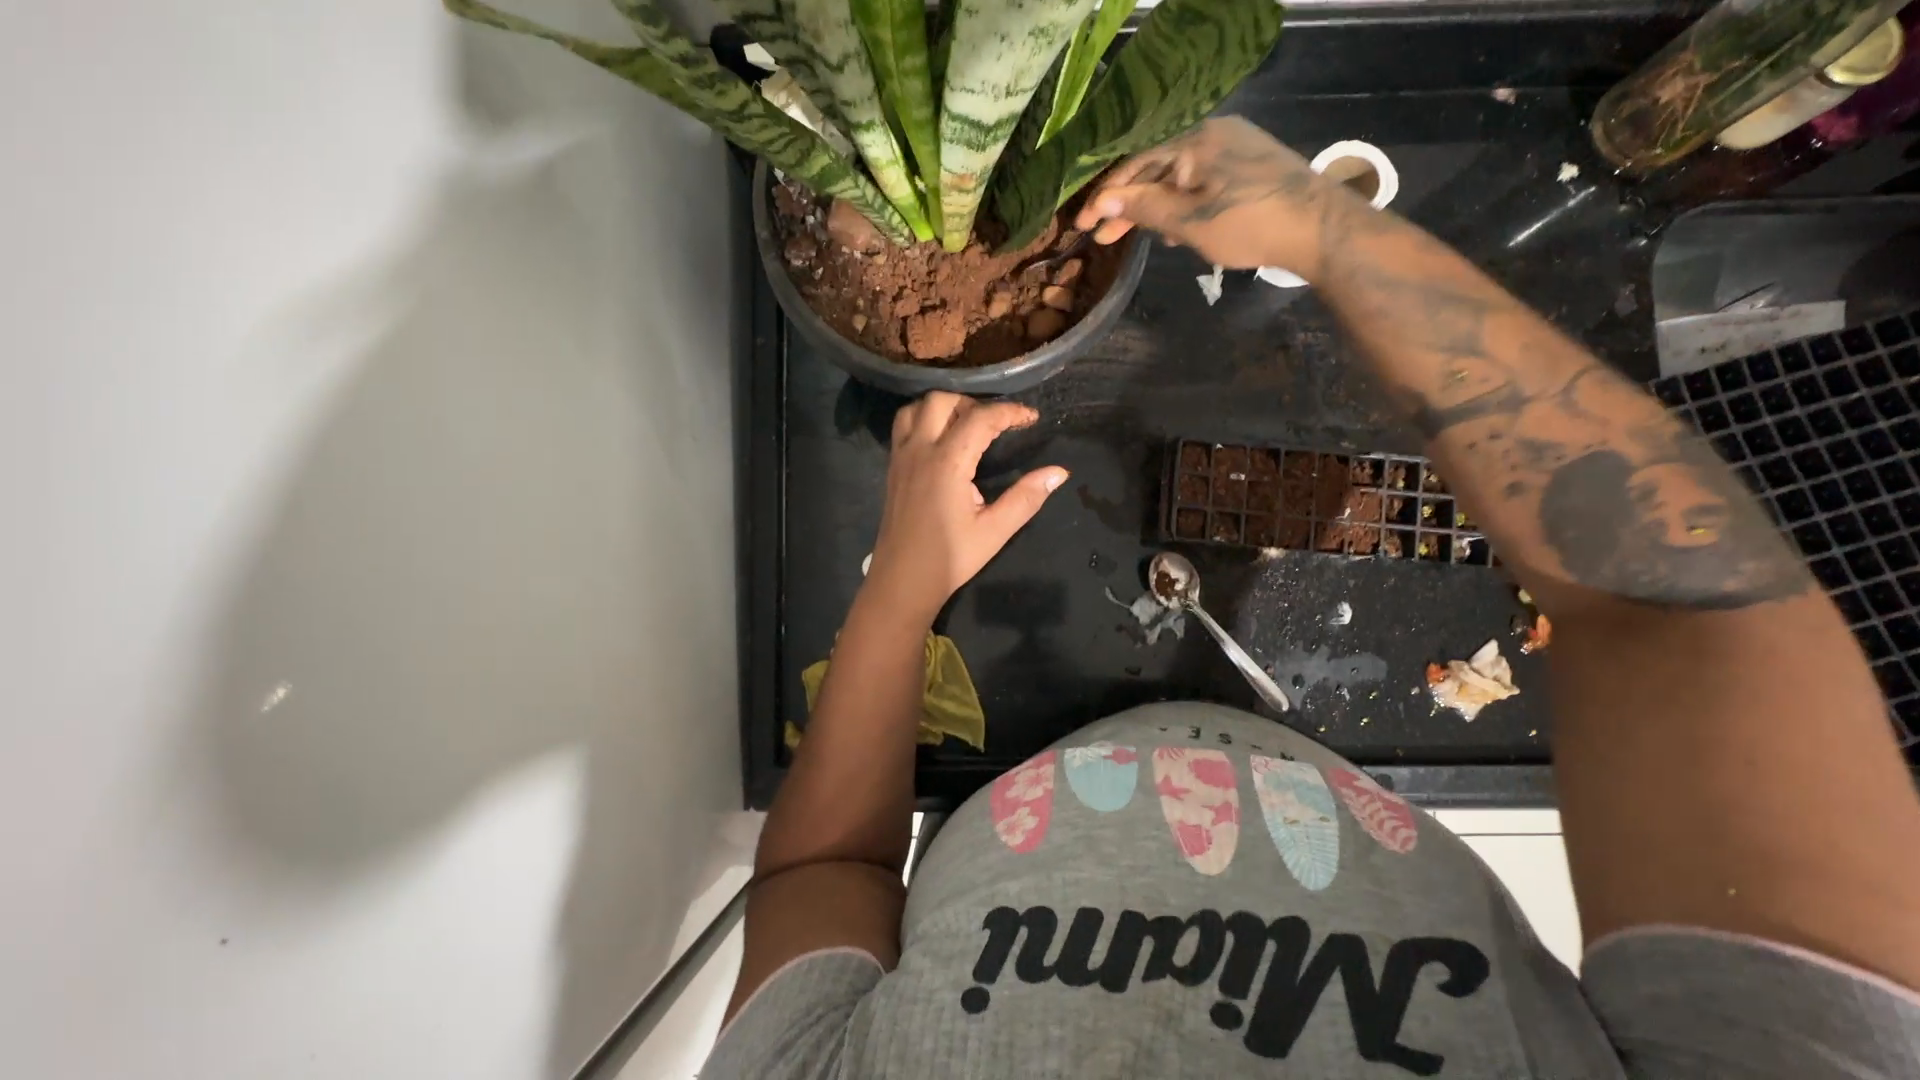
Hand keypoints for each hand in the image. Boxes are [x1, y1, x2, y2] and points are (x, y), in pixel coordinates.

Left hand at [864, 393, 1068, 620]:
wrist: (903, 580)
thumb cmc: (950, 558)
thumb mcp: (995, 531)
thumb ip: (1026, 498)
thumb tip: (1059, 473)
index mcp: (947, 463)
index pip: (980, 419)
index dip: (1009, 412)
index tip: (1031, 418)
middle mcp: (920, 451)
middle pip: (942, 400)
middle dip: (973, 402)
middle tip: (996, 423)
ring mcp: (901, 458)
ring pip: (917, 408)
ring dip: (944, 407)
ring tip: (968, 426)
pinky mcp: (892, 468)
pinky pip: (904, 426)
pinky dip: (924, 419)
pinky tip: (943, 440)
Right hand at [1076, 117, 1356, 272]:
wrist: (1322, 230)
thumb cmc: (1250, 224)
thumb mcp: (1190, 222)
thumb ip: (1145, 208)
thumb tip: (1103, 201)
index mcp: (1196, 139)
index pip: (1136, 163)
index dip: (1105, 196)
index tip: (1082, 224)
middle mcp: (1213, 133)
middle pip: (1156, 168)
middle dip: (1128, 205)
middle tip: (1101, 238)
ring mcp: (1234, 148)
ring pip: (1179, 177)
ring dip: (1154, 208)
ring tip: (1135, 239)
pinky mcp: (1249, 166)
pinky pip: (1201, 181)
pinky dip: (1182, 205)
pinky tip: (1175, 232)